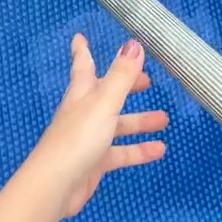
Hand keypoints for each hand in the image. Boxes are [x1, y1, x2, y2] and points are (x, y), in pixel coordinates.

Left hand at [15, 34, 169, 219]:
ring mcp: (88, 138)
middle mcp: (83, 113)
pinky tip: (159, 150)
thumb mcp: (104, 103)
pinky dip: (139, 150)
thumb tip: (134, 45)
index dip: (82, 51)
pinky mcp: (94, 162)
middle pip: (106, 94)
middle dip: (124, 85)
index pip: (83, 66)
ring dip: (139, 121)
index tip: (80, 36)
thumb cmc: (77, 137)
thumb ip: (121, 76)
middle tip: (146, 80)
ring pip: (117, 125)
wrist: (57, 184)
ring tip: (164, 118)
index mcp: (81, 94)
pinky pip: (120, 152)